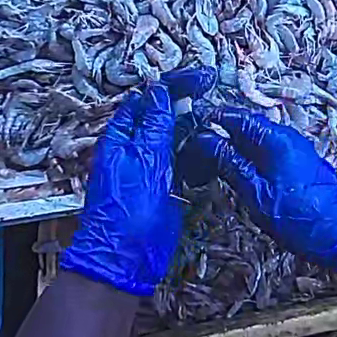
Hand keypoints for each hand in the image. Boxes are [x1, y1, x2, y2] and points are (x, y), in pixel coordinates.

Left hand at [59, 71, 213, 295]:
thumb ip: (154, 125)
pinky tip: (209, 143)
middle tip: (211, 88)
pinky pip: (179, 158)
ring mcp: (149, 165)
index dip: (172, 84)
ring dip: (192, 123)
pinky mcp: (163, 184)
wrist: (126, 259)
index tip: (200, 77)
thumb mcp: (144, 161)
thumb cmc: (128, 210)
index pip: (147, 98)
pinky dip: (194, 148)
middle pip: (160, 113)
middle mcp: (134, 146)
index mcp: (121, 136)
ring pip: (171, 135)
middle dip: (184, 99)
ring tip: (215, 113)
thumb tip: (159, 90)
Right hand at [180, 106, 336, 269]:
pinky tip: (231, 176)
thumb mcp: (256, 192)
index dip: (209, 122)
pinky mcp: (294, 164)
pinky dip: (244, 161)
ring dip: (229, 151)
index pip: (234, 116)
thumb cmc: (300, 216)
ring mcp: (290, 150)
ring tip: (207, 167)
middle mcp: (283, 136)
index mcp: (274, 137)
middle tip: (193, 155)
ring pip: (251, 142)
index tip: (189, 133)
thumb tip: (204, 141)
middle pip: (242, 128)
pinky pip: (262, 154)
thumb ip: (229, 163)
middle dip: (216, 138)